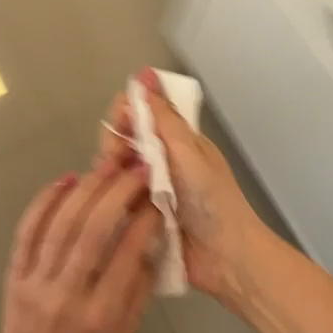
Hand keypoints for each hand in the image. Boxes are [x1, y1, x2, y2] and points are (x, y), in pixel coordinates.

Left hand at [0, 157, 160, 332]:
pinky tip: (66, 180)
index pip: (127, 253)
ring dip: (86, 188)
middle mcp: (68, 295)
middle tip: (136, 167)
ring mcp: (36, 283)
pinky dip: (45, 201)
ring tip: (106, 165)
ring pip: (62, 224)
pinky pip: (28, 230)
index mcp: (102, 315)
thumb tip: (150, 235)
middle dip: (117, 192)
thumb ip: (139, 286)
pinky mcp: (14, 275)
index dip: (144, 217)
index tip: (156, 192)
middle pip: (93, 230)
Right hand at [106, 68, 268, 308]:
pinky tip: (106, 206)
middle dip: (113, 147)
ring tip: (116, 190)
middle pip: (119, 140)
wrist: (227, 258)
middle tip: (118, 165)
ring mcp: (147, 190)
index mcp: (175, 141)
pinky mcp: (138, 218)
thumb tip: (145, 73)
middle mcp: (158, 161)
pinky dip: (109, 199)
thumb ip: (163, 118)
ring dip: (110, 175)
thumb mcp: (189, 154)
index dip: (124, 114)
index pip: (137, 112)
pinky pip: (113, 200)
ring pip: (113, 170)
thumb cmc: (213, 202)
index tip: (122, 128)